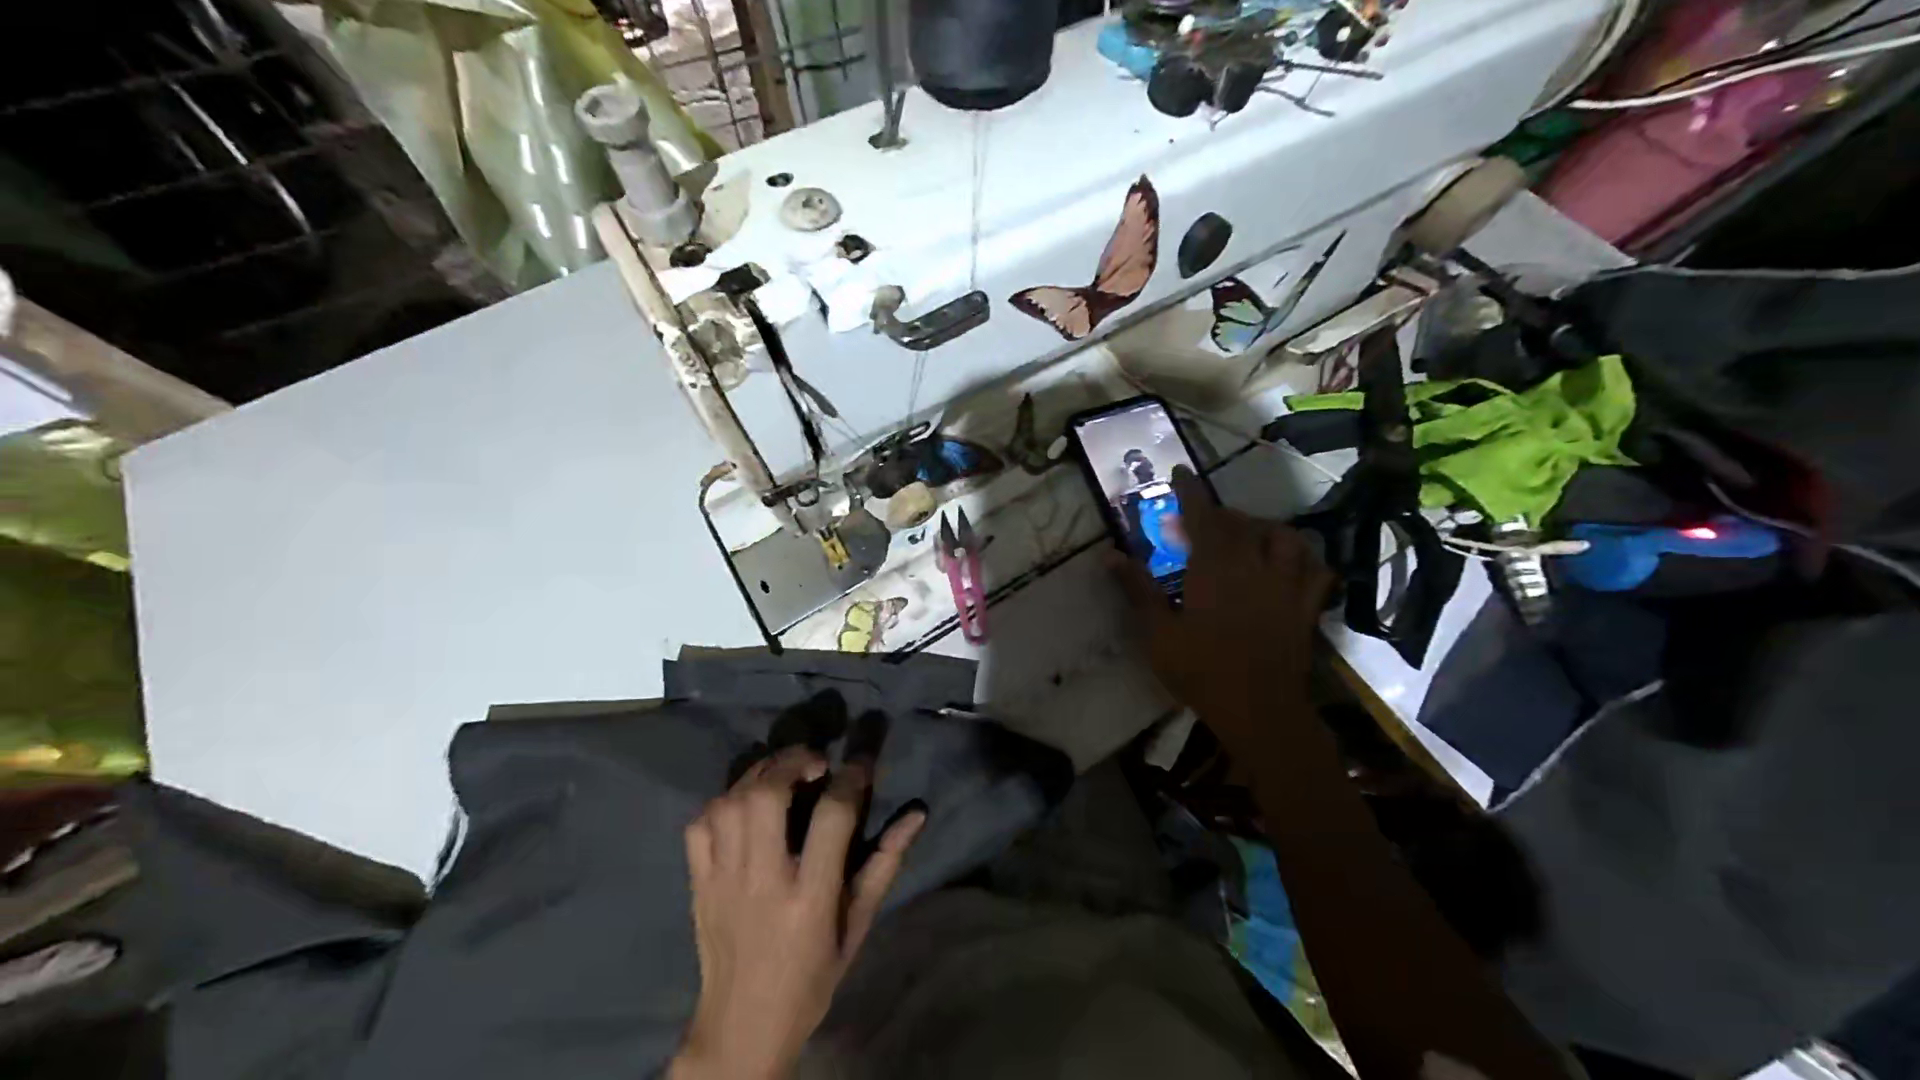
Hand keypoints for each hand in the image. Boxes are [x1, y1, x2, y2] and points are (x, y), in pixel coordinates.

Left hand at [671, 747, 925, 1079]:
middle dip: (794, 761)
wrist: (742, 1025)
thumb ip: (884, 864)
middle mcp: (762, 881)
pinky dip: (722, 800)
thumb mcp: (857, 925)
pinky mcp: (697, 882)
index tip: (860, 765)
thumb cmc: (811, 976)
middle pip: (767, 796)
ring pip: (731, 802)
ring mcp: (722, 880)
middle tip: (816, 761)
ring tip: (782, 773)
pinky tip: (744, 803)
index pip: (831, 817)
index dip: (851, 778)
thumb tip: (917, 814)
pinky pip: (700, 824)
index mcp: (810, 897)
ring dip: (759, 774)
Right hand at [1111, 467, 1332, 751]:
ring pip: (1285, 539)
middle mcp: (1254, 566)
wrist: (1260, 711)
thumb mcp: (1158, 633)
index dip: (1191, 491)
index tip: (1181, 472)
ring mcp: (1286, 585)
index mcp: (1214, 568)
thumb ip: (1137, 590)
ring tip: (1251, 536)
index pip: (1203, 516)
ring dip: (1265, 529)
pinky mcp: (1306, 607)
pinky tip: (1292, 565)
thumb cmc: (1201, 671)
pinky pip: (1316, 571)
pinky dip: (1304, 560)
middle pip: (1241, 524)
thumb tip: (1109, 555)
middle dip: (1220, 514)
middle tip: (1201, 521)